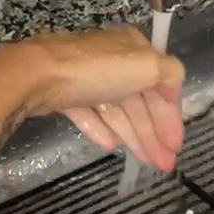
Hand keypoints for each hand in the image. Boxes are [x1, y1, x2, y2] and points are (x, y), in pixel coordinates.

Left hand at [0, 26, 184, 170]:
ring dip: (133, 137)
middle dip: (154, 134)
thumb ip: (170, 73)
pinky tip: (110, 146)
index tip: (176, 145)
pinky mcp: (64, 93)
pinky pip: (89, 113)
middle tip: (164, 164)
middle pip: (139, 102)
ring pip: (116, 111)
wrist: (37, 75)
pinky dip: (101, 129)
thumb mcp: (146, 65)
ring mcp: (87, 77)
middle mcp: (112, 60)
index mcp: (133, 49)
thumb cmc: (97, 70)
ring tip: (144, 163)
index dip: (171, 116)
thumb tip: (176, 82)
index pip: (161, 84)